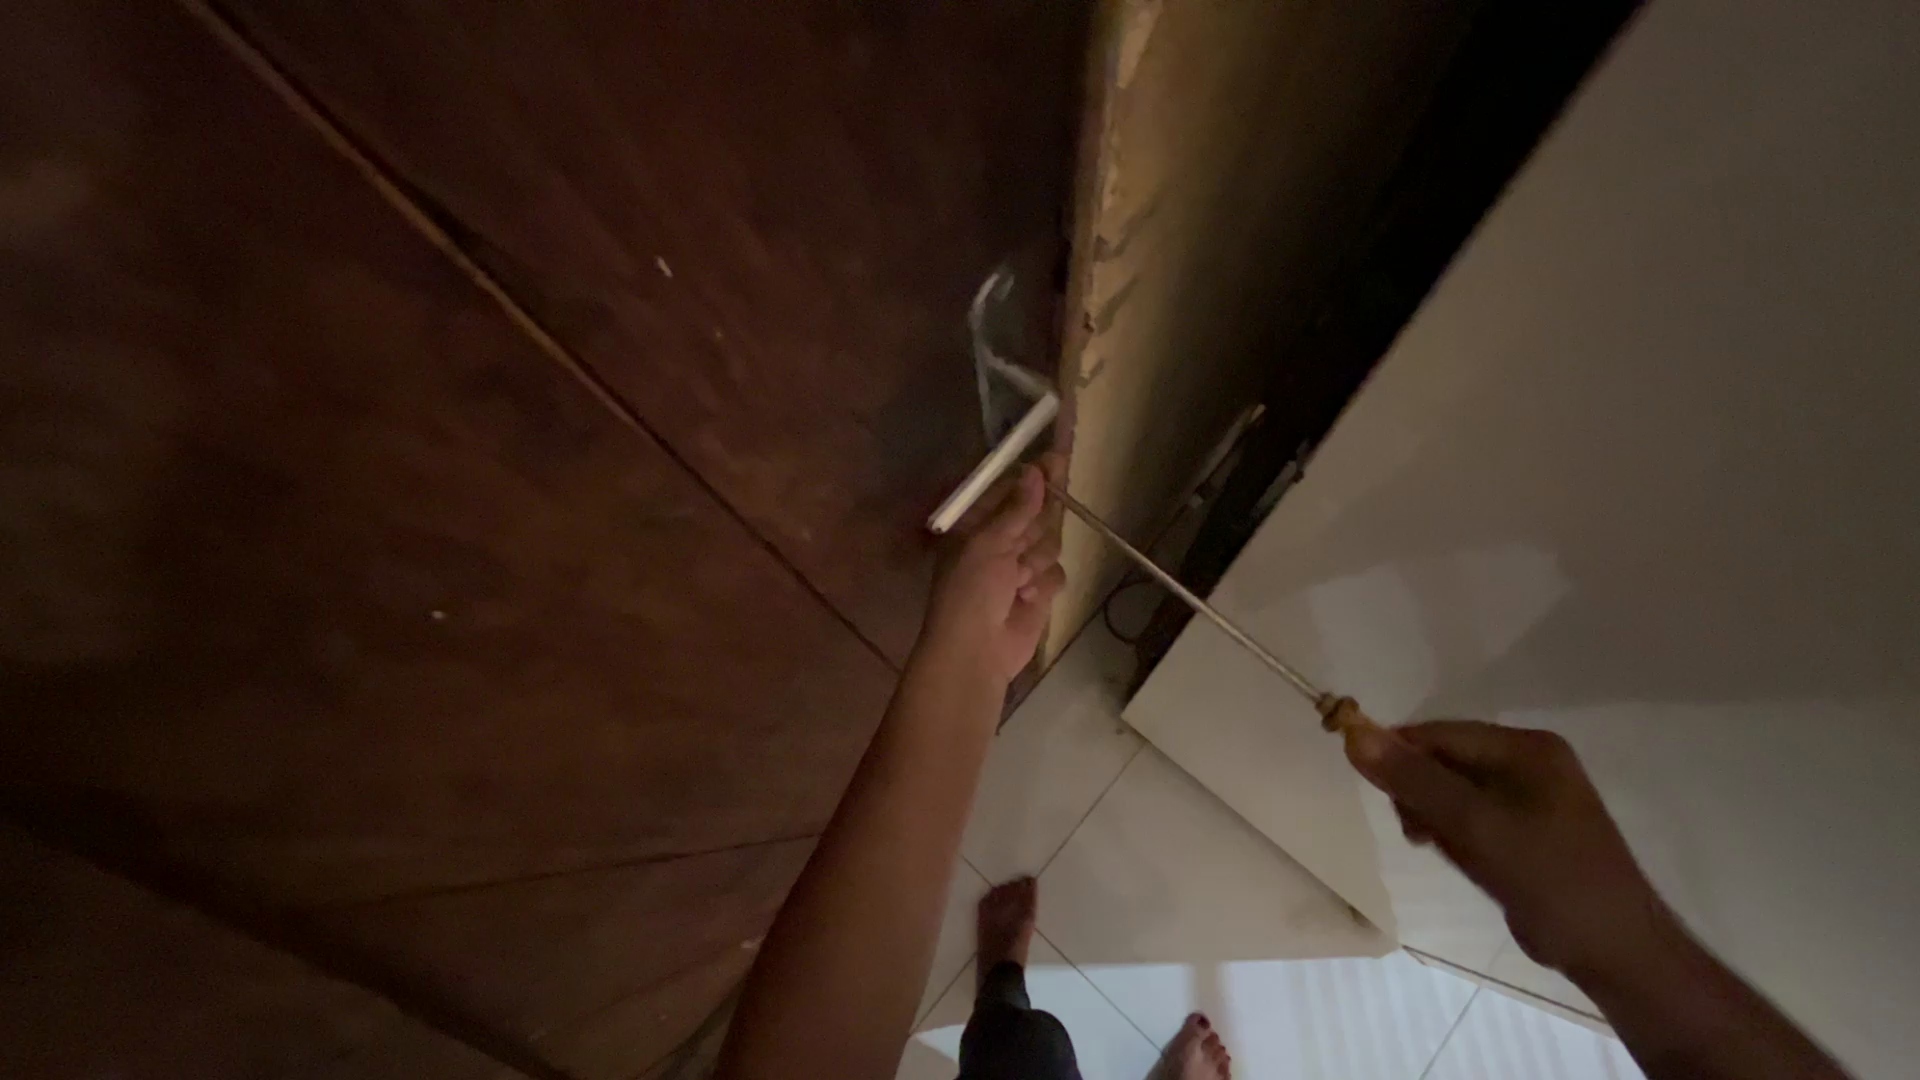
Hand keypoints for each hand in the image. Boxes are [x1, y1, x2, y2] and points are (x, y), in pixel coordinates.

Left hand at [920, 455, 1066, 683]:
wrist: (977, 650)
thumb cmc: (971, 590)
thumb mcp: (988, 543)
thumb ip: (1016, 509)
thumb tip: (1035, 471)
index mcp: (975, 526)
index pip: (1007, 491)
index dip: (1030, 477)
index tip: (1055, 460)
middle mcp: (998, 542)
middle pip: (1035, 513)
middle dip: (1038, 520)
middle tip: (1039, 519)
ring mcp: (1019, 567)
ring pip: (1049, 542)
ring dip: (1036, 559)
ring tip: (1017, 580)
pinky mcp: (1038, 591)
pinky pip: (1056, 572)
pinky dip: (1044, 584)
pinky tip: (1027, 598)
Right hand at [1344, 720, 1669, 980]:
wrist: (1617, 955)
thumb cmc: (1549, 879)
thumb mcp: (1474, 825)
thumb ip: (1413, 778)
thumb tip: (1353, 734)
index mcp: (1525, 747)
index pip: (1436, 734)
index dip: (1398, 757)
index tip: (1380, 794)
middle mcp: (1528, 760)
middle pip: (1440, 759)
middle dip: (1419, 793)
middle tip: (1419, 833)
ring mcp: (1529, 794)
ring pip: (1448, 789)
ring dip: (1433, 817)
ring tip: (1438, 848)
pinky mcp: (1525, 826)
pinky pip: (1468, 813)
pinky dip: (1453, 832)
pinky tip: (1458, 856)